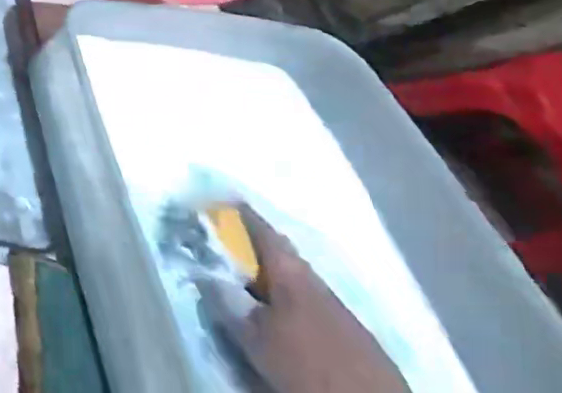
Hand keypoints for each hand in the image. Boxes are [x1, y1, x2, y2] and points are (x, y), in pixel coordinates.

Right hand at [198, 206, 407, 392]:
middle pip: (284, 257)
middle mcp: (320, 286)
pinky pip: (315, 304)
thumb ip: (226, 299)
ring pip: (300, 282)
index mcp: (294, 276)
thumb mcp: (253, 334)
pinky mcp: (357, 338)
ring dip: (274, 275)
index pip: (265, 234)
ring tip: (248, 278)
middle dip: (255, 247)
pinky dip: (291, 298)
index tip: (221, 196)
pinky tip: (282, 310)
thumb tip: (204, 271)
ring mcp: (344, 313)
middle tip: (226, 240)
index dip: (242, 214)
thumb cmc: (305, 364)